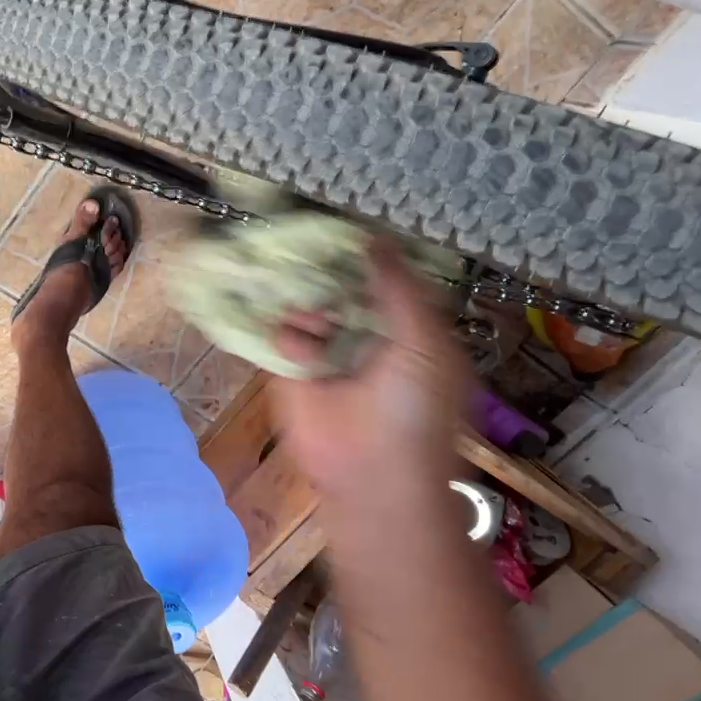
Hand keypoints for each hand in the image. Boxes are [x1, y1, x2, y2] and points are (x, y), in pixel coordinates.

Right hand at [268, 239, 466, 500]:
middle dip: (326, 271)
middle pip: (340, 291)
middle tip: (308, 241)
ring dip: (303, 299)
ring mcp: (325, 355)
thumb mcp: (422, 341)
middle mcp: (365, 337)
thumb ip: (397, 289)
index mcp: (406, 329)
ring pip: (307, 310)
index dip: (367, 256)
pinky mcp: (290, 373)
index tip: (346, 227)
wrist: (371, 474)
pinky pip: (279, 337)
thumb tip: (373, 239)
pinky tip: (288, 327)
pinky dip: (279, 327)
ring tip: (305, 299)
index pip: (384, 282)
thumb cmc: (412, 409)